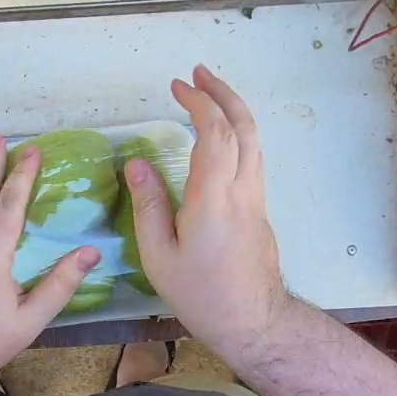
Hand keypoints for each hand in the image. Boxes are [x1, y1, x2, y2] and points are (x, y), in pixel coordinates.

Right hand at [126, 65, 292, 364]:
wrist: (253, 321)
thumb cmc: (201, 294)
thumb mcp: (160, 256)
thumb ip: (149, 206)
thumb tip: (137, 164)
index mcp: (213, 198)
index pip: (214, 134)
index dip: (198, 103)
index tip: (177, 87)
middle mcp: (242, 189)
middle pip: (243, 126)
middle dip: (222, 93)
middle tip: (198, 73)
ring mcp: (256, 198)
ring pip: (255, 140)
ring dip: (234, 110)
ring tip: (209, 94)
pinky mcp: (259, 209)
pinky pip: (252, 157)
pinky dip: (237, 133)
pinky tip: (219, 138)